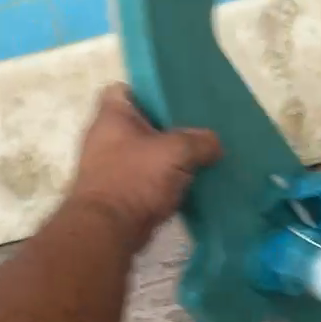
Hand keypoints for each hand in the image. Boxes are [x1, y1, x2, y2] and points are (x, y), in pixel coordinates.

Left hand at [64, 84, 220, 238]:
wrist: (108, 231)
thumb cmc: (135, 179)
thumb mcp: (177, 151)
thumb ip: (200, 141)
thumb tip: (214, 144)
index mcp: (112, 117)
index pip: (123, 90)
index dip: (147, 90)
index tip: (174, 99)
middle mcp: (106, 138)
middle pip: (142, 123)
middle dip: (169, 126)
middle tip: (198, 128)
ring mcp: (111, 167)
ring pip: (147, 152)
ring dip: (170, 156)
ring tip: (201, 155)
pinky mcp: (120, 192)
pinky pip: (149, 177)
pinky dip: (167, 180)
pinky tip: (191, 182)